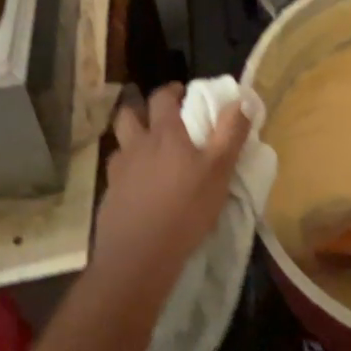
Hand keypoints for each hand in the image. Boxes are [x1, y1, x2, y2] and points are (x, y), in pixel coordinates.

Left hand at [95, 83, 251, 282]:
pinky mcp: (108, 199)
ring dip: (131, 141)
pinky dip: (127, 174)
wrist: (138, 260)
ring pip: (119, 144)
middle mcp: (136, 146)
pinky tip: (139, 189)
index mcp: (164, 134)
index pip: (161, 98)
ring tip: (148, 153)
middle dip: (142, 110)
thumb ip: (231, 133)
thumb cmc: (184, 210)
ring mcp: (118, 173)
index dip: (171, 91)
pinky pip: (116, 175)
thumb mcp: (219, 171)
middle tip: (160, 118)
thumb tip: (241, 99)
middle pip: (129, 114)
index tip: (182, 93)